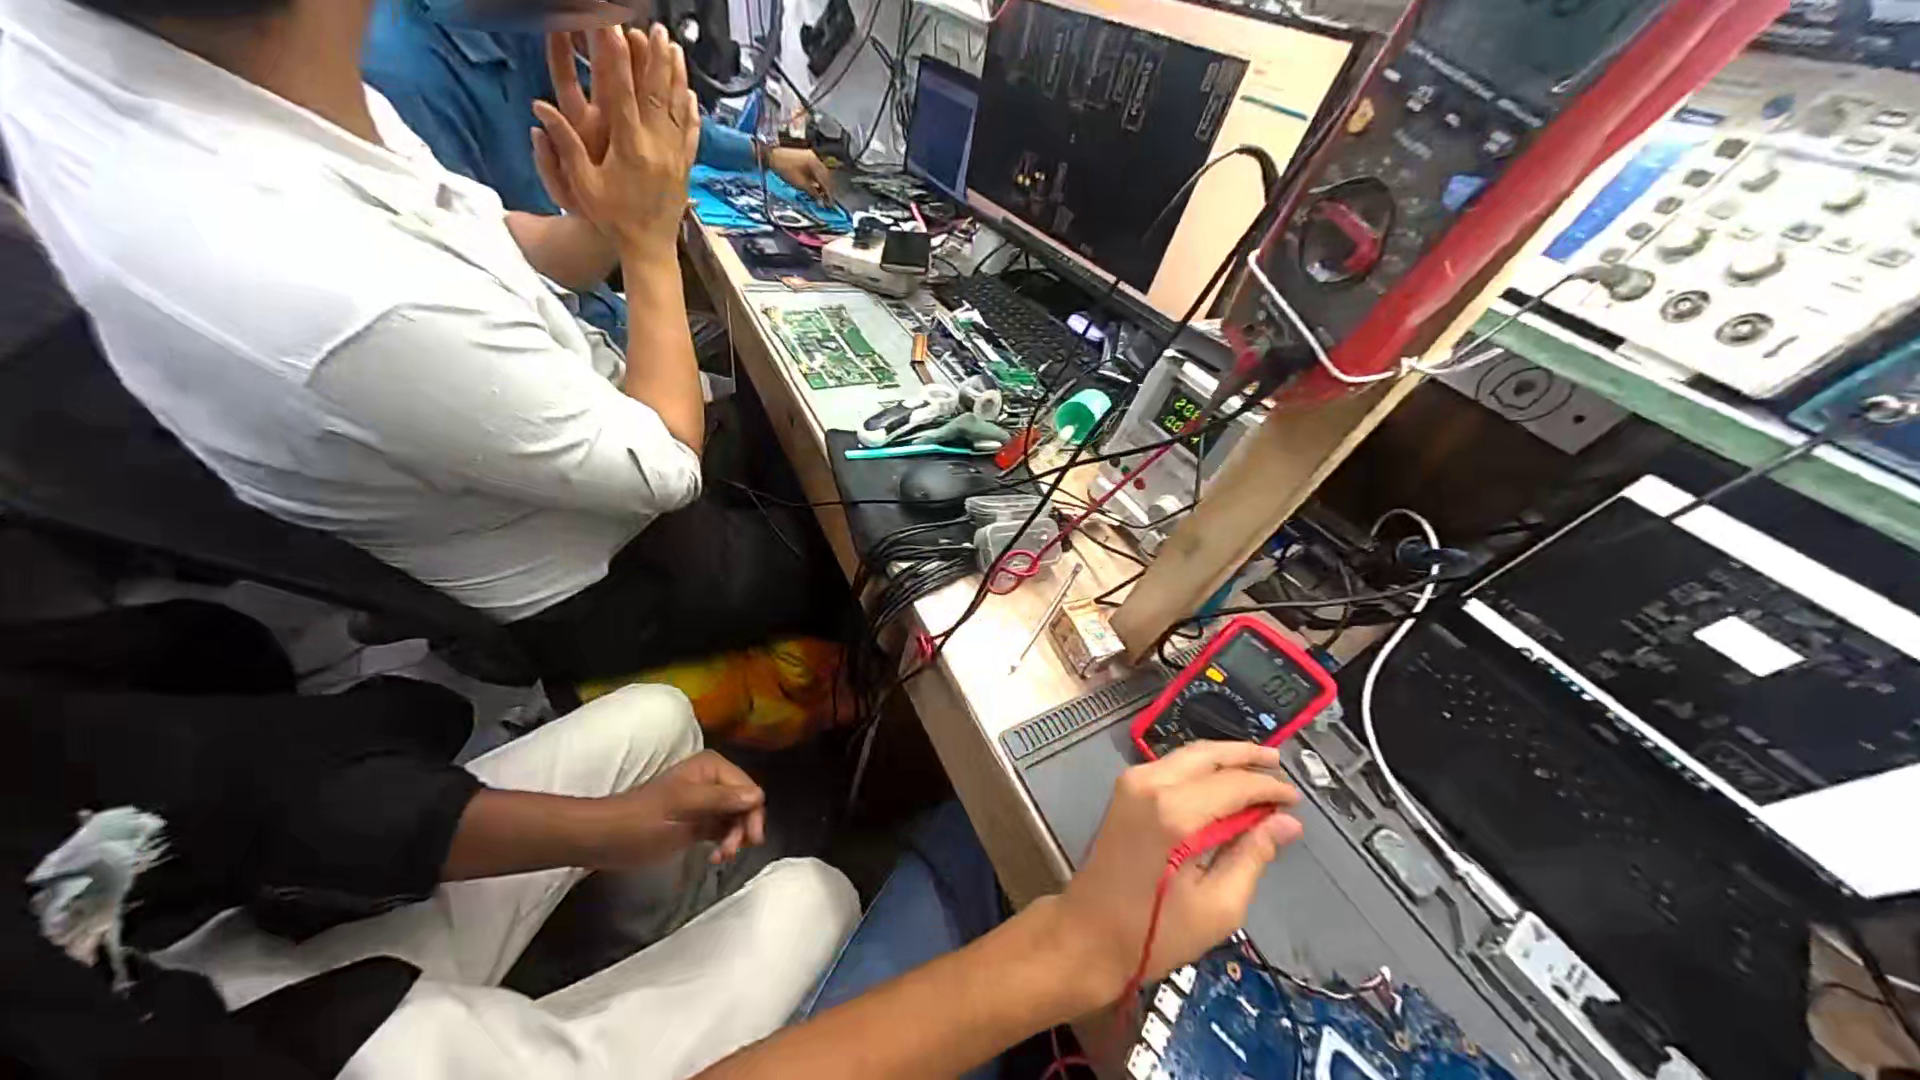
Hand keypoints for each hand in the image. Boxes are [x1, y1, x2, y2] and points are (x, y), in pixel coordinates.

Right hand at [533, 25, 699, 251]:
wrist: (649, 250)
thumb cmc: (613, 220)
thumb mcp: (583, 186)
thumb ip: (564, 146)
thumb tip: (541, 108)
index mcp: (629, 149)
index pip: (622, 95)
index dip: (618, 60)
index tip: (614, 29)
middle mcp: (657, 149)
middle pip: (656, 94)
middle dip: (654, 57)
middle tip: (653, 27)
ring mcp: (675, 158)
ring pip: (677, 109)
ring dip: (675, 76)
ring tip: (674, 46)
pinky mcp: (685, 168)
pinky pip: (690, 134)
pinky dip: (690, 112)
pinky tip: (689, 93)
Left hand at [596, 750, 767, 865]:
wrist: (605, 839)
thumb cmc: (641, 819)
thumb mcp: (682, 806)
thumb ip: (720, 800)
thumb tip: (758, 796)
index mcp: (711, 767)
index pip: (747, 788)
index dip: (753, 812)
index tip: (751, 840)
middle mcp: (714, 780)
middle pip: (745, 802)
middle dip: (743, 827)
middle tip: (732, 852)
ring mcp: (707, 801)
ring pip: (737, 818)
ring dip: (734, 838)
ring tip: (721, 857)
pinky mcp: (699, 821)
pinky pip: (724, 828)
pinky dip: (725, 842)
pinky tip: (716, 856)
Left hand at [768, 146, 834, 205]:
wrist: (773, 155)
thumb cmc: (786, 170)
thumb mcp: (801, 184)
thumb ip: (813, 193)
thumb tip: (821, 202)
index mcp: (816, 165)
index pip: (826, 182)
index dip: (829, 194)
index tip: (830, 204)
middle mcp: (817, 159)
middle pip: (826, 177)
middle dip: (827, 189)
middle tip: (827, 201)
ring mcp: (812, 156)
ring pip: (822, 173)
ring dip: (823, 184)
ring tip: (822, 194)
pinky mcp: (808, 156)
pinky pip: (817, 169)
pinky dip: (818, 178)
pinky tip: (817, 185)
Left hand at [1055, 742, 1302, 1000]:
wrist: (1089, 932)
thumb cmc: (1154, 930)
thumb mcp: (1218, 905)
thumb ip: (1252, 855)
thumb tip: (1286, 822)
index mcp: (1174, 811)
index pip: (1233, 784)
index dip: (1268, 787)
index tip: (1295, 798)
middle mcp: (1150, 783)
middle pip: (1207, 755)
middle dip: (1245, 755)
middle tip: (1278, 762)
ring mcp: (1132, 782)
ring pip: (1187, 755)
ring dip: (1222, 758)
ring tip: (1257, 768)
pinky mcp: (1124, 789)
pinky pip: (1170, 766)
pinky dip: (1200, 768)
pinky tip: (1221, 781)